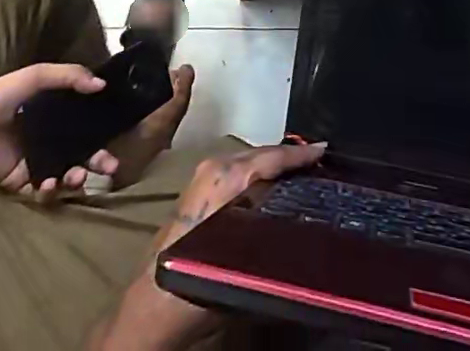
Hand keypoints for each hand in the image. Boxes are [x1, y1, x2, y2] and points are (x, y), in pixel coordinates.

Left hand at [0, 62, 197, 198]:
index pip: (88, 128)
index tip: (118, 141)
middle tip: (109, 168)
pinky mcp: (17, 179)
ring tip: (76, 178)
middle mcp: (51, 139)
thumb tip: (102, 85)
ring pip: (63, 173)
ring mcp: (35, 160)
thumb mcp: (37, 76)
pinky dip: (47, 191)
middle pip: (82, 153)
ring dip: (74, 178)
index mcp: (59, 116)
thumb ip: (70, 76)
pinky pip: (38, 188)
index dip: (105, 135)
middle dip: (97, 163)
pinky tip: (48, 185)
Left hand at [98, 143, 327, 350]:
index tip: (326, 151)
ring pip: (248, 162)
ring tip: (304, 174)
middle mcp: (211, 172)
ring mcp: (200, 180)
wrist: (143, 318)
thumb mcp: (238, 266)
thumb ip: (272, 237)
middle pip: (260, 155)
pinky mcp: (195, 194)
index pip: (270, 158)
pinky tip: (274, 189)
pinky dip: (257, 175)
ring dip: (274, 166)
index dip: (300, 155)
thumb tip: (311, 224)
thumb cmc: (190, 293)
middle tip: (320, 164)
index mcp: (221, 182)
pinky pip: (236, 173)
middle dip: (289, 158)